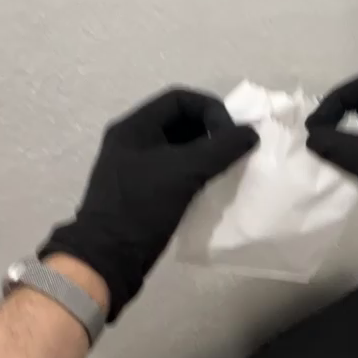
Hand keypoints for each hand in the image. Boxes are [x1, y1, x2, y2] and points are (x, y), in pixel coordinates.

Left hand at [40, 88, 257, 318]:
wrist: (107, 258)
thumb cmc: (142, 208)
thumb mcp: (184, 172)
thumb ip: (221, 149)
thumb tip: (250, 134)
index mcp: (134, 127)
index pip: (179, 99)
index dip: (211, 109)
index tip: (232, 134)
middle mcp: (132, 141)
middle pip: (179, 122)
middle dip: (210, 132)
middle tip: (233, 151)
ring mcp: (134, 168)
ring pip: (177, 148)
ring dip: (204, 154)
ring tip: (226, 169)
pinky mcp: (141, 192)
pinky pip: (173, 171)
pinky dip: (194, 174)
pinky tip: (209, 188)